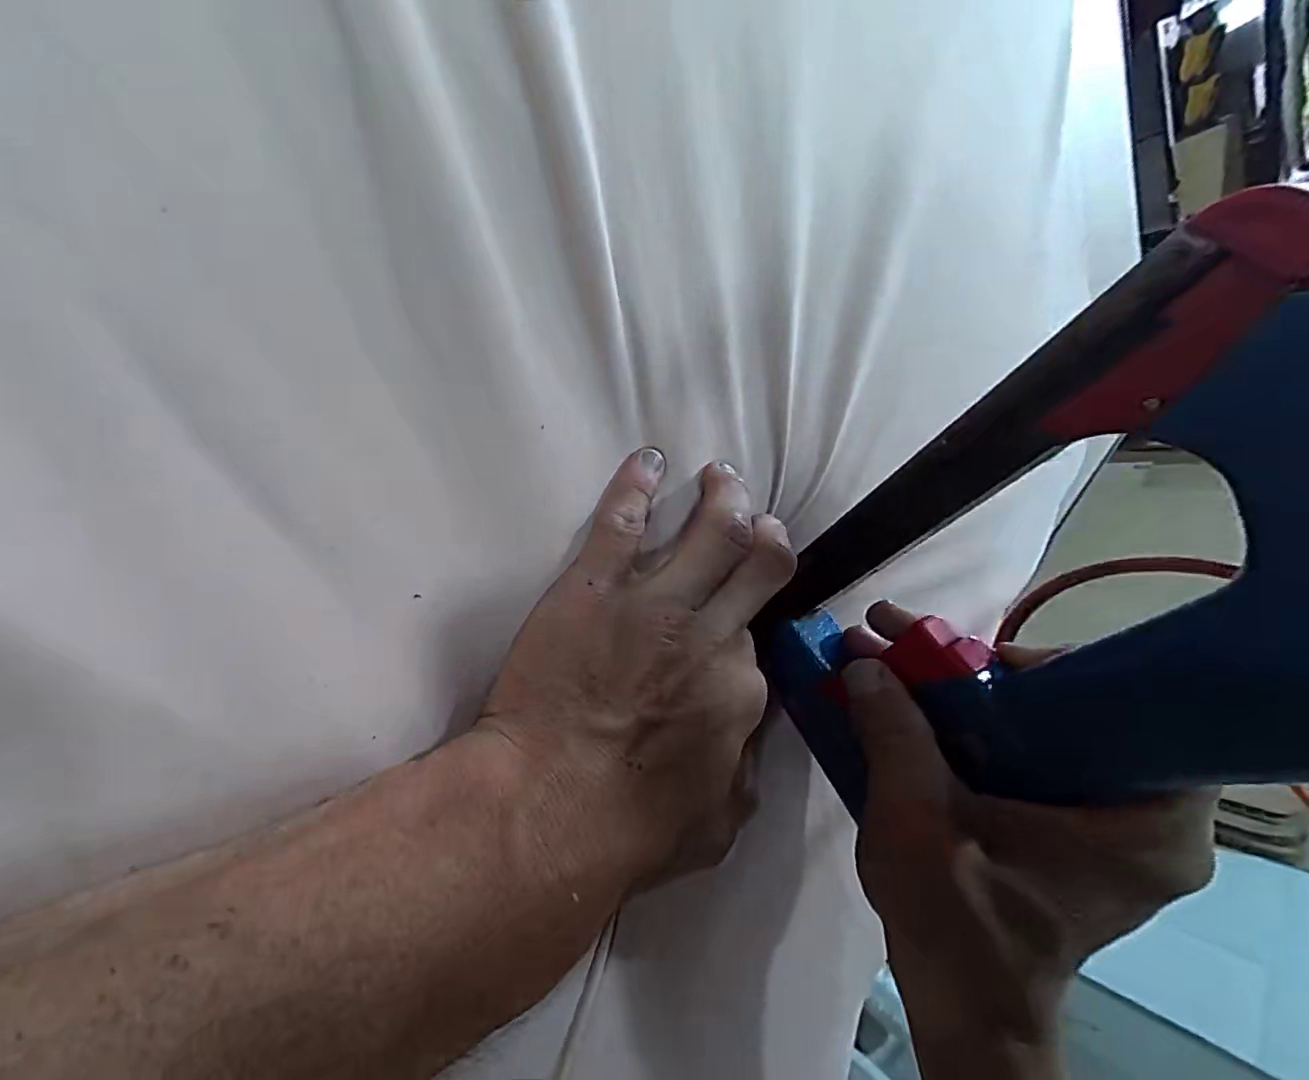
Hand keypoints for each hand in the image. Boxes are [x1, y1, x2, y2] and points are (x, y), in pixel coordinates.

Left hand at [477, 449, 796, 890]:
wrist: (547, 809)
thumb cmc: (630, 831)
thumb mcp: (718, 824)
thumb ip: (744, 773)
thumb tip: (746, 738)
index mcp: (740, 688)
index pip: (757, 635)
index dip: (748, 619)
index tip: (738, 610)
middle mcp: (710, 634)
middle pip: (757, 561)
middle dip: (762, 530)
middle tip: (755, 512)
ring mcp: (653, 603)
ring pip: (710, 530)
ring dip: (722, 496)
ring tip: (720, 474)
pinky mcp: (592, 587)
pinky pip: (621, 522)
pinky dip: (636, 486)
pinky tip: (648, 461)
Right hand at [843, 601, 1216, 1076]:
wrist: (961, 1012)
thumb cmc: (956, 927)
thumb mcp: (916, 821)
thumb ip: (894, 734)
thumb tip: (864, 659)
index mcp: (1146, 819)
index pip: (1117, 699)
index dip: (1037, 666)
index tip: (967, 658)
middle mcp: (1145, 815)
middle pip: (1063, 706)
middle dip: (980, 674)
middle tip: (914, 647)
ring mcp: (1107, 823)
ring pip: (1035, 726)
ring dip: (964, 695)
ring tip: (898, 663)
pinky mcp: (1068, 830)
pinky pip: (1021, 753)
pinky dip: (967, 728)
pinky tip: (914, 708)